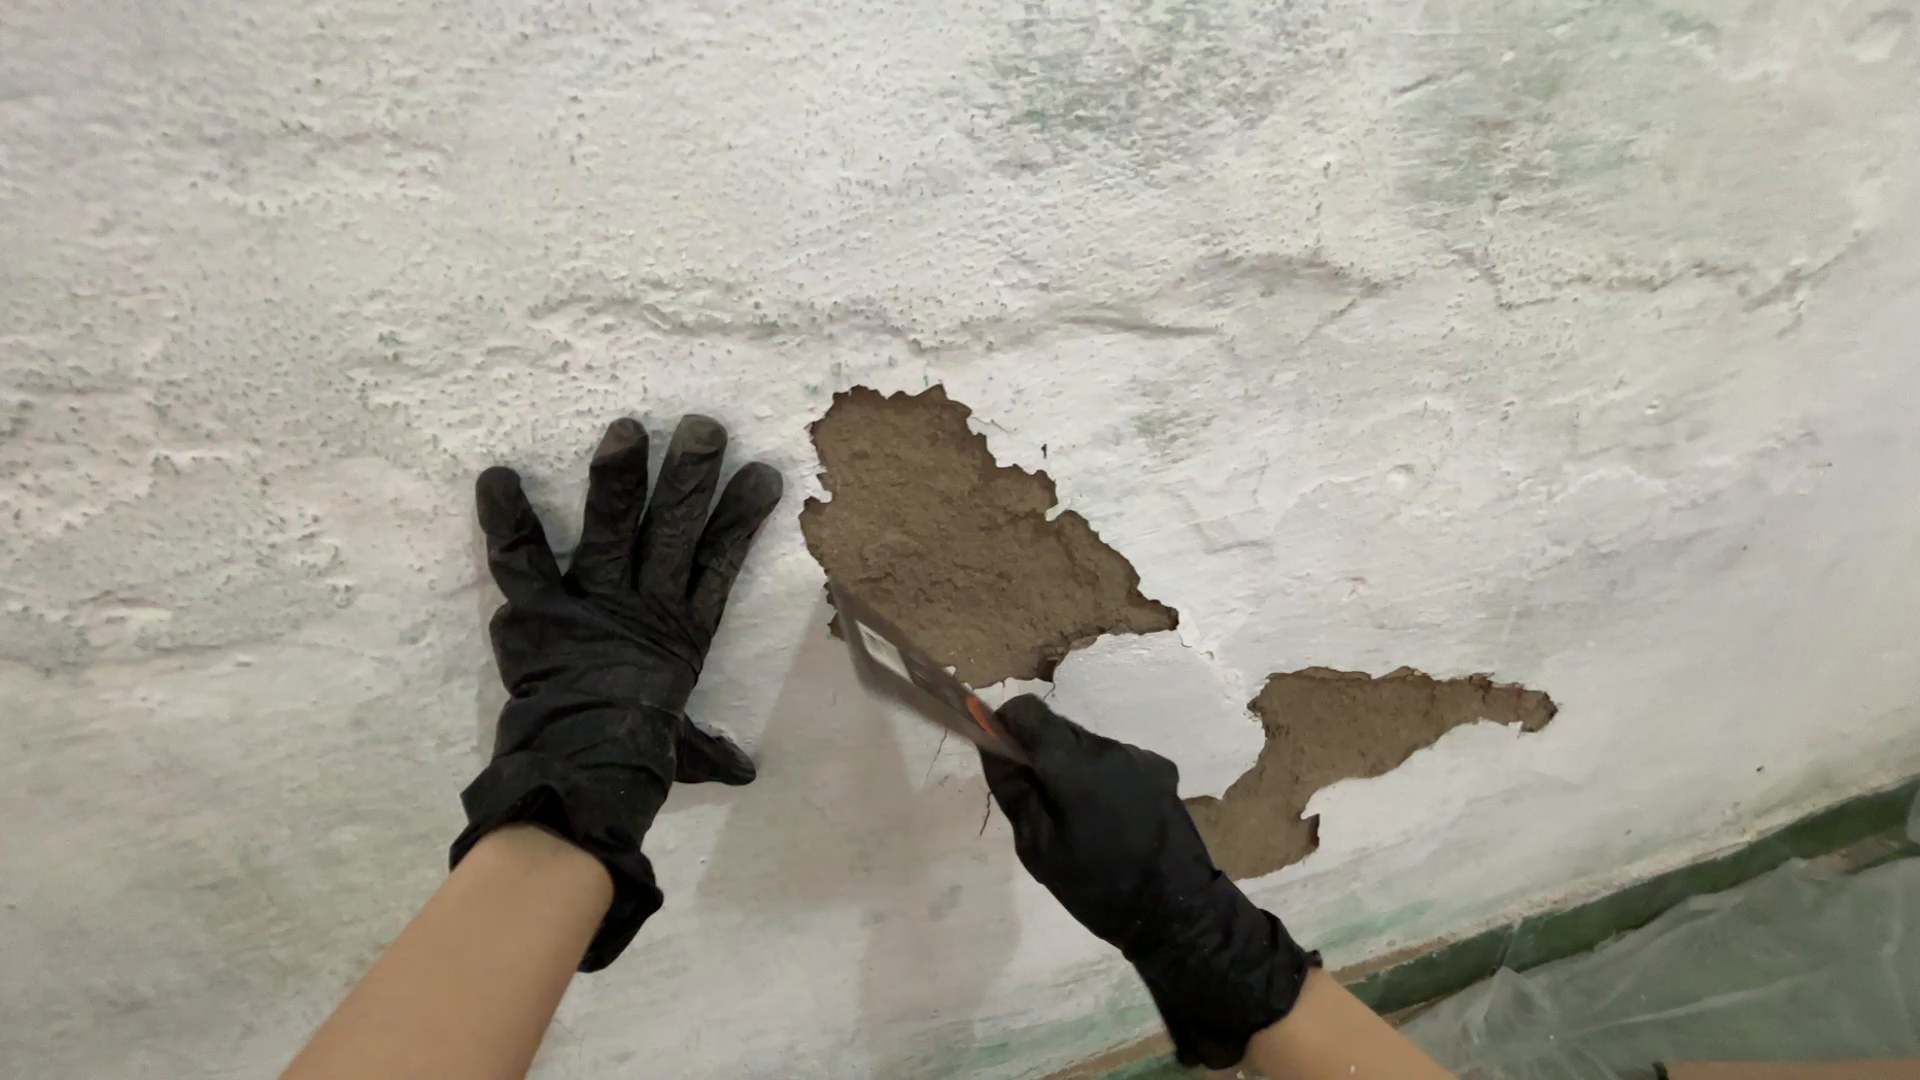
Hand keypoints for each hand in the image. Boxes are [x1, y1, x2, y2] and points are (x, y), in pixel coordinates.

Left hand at [452, 416, 782, 969]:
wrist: (582, 773)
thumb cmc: (643, 753)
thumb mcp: (689, 746)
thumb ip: (712, 746)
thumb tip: (744, 773)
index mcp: (687, 627)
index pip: (722, 559)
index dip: (743, 516)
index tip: (764, 475)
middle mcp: (648, 602)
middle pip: (675, 530)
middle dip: (690, 478)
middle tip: (703, 428)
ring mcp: (595, 602)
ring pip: (614, 530)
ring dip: (621, 480)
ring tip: (627, 428)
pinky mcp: (542, 611)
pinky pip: (523, 560)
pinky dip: (509, 520)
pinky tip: (496, 474)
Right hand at [981, 695, 1318, 1068]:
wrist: (1179, 914)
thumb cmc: (1097, 889)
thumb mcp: (1037, 847)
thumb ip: (1012, 788)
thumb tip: (990, 743)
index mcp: (1075, 766)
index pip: (1028, 710)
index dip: (1005, 724)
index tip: (1000, 752)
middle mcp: (1109, 747)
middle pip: (1056, 726)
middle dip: (1036, 750)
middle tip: (1037, 797)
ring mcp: (1138, 755)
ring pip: (1084, 742)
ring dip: (1069, 764)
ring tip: (1076, 814)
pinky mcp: (1160, 767)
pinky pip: (1112, 757)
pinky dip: (1099, 774)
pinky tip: (1109, 815)